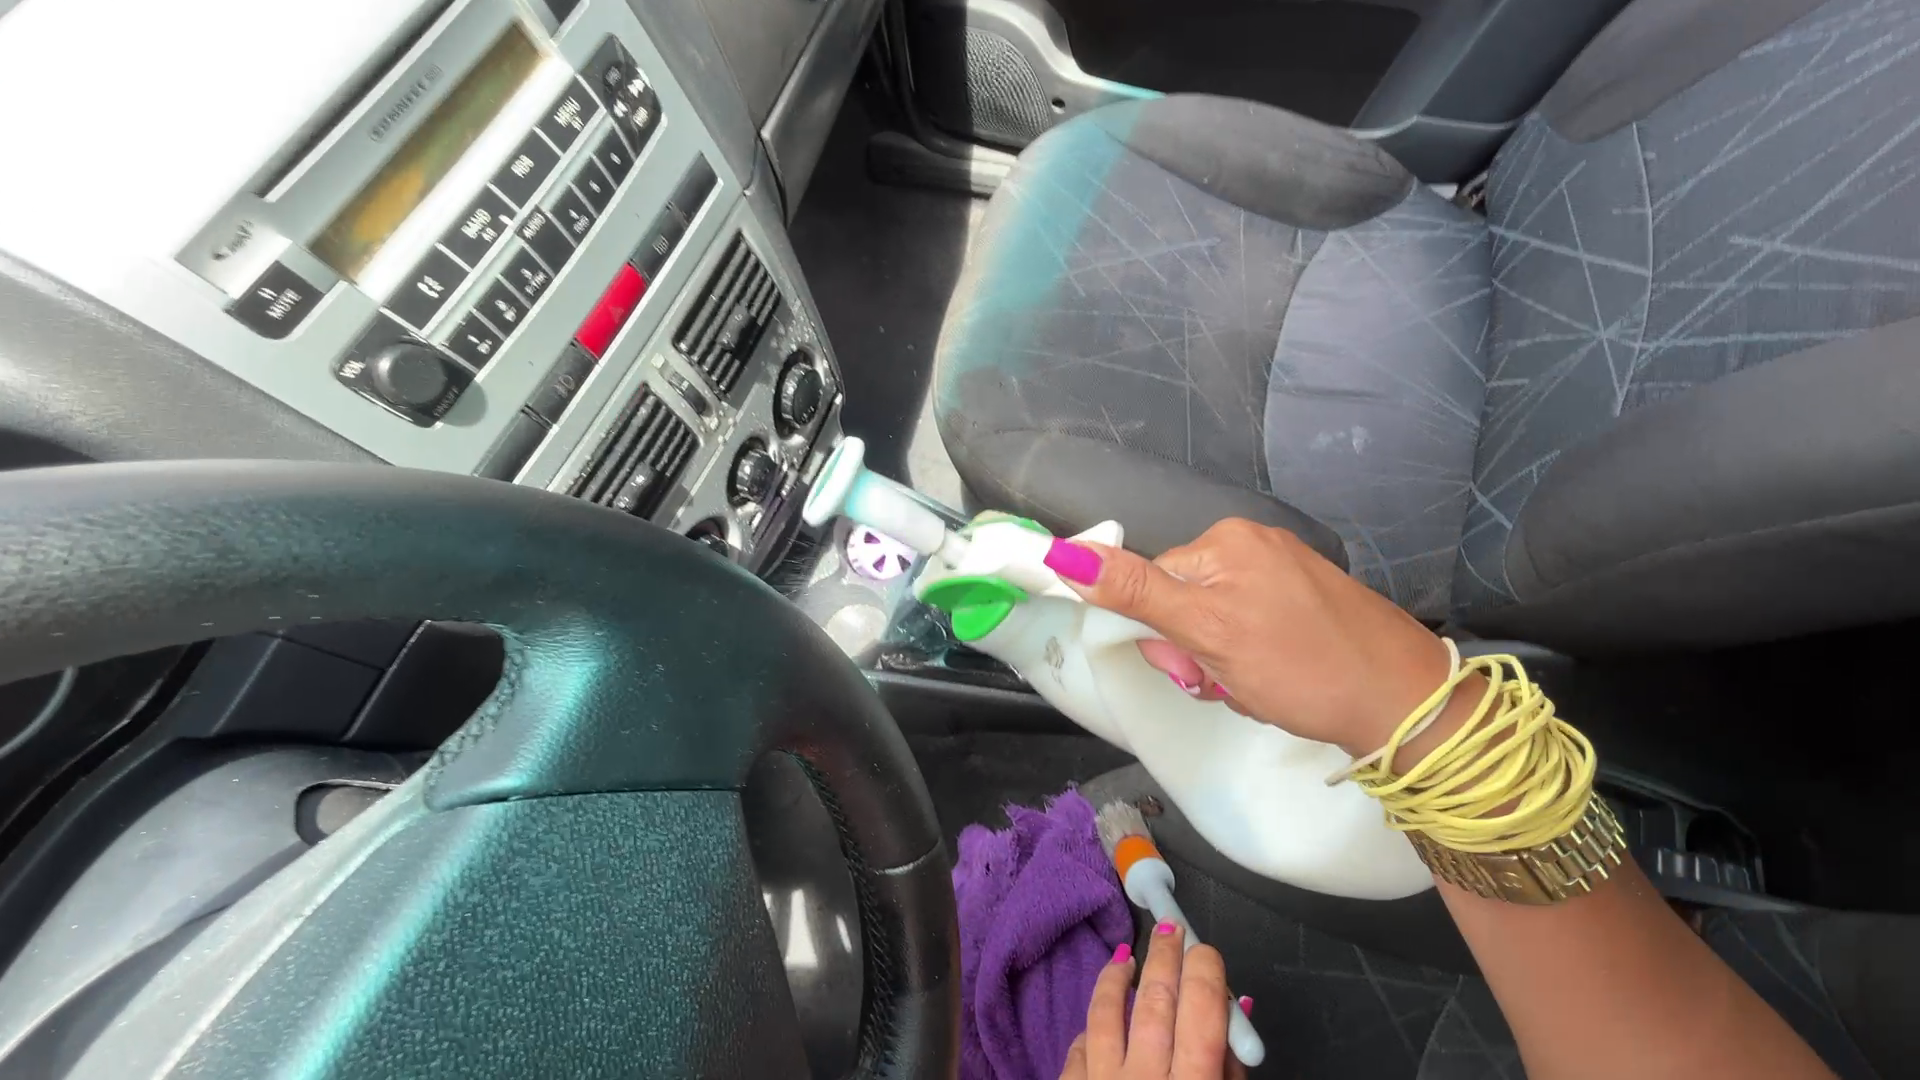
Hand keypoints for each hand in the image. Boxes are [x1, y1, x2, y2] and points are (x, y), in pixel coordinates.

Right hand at [1043, 518, 1451, 756]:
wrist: (1407, 705)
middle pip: (1180, 601)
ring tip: (1256, 686)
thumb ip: (1135, 592)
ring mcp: (1283, 570)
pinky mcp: (1306, 597)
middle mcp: (1251, 544)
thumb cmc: (1301, 668)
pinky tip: (1275, 679)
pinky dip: (1247, 657)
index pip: (1150, 584)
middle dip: (1192, 651)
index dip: (1162, 637)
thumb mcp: (1207, 632)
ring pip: (1212, 620)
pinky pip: (1246, 624)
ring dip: (1218, 661)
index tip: (1192, 671)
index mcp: (1224, 541)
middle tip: (1226, 682)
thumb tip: (1063, 552)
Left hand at [1060, 922, 1246, 1079]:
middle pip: (1154, 1001)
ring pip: (1105, 1013)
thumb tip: (1235, 1009)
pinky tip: (1102, 1018)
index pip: (1202, 1010)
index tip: (1204, 950)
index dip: (1204, 971)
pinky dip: (1091, 1030)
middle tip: (1169, 929)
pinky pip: (1078, 1049)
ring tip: (1127, 957)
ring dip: (1117, 977)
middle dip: (1164, 957)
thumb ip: (1230, 1069)